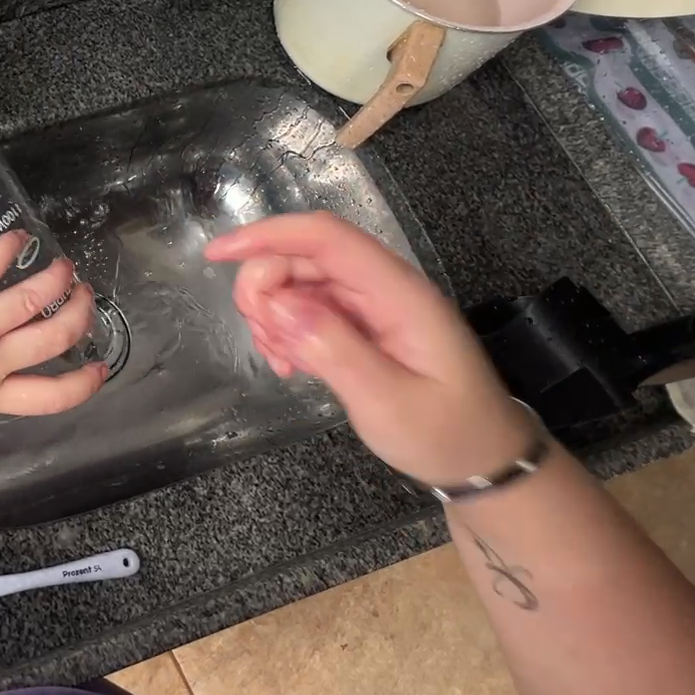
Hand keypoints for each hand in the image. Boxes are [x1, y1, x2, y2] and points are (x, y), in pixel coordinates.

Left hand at [0, 230, 107, 446]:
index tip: (100, 369)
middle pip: (54, 338)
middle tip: (84, 296)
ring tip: (63, 266)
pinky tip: (17, 237)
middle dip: (79, 315)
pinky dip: (5, 250)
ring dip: (55, 279)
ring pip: (32, 300)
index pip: (51, 397)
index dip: (84, 383)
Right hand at [204, 212, 530, 483]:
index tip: (216, 255)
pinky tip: (291, 364)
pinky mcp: (353, 322)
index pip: (326, 238)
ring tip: (285, 362)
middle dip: (263, 288)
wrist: (478, 459)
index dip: (267, 236)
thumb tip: (277, 306)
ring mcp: (364, 304)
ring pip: (293, 281)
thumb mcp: (389, 402)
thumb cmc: (445, 432)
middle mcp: (379, 287)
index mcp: (398, 294)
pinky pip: (299, 308)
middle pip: (300, 256)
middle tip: (264, 341)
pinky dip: (281, 331)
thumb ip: (335, 351)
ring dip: (270, 315)